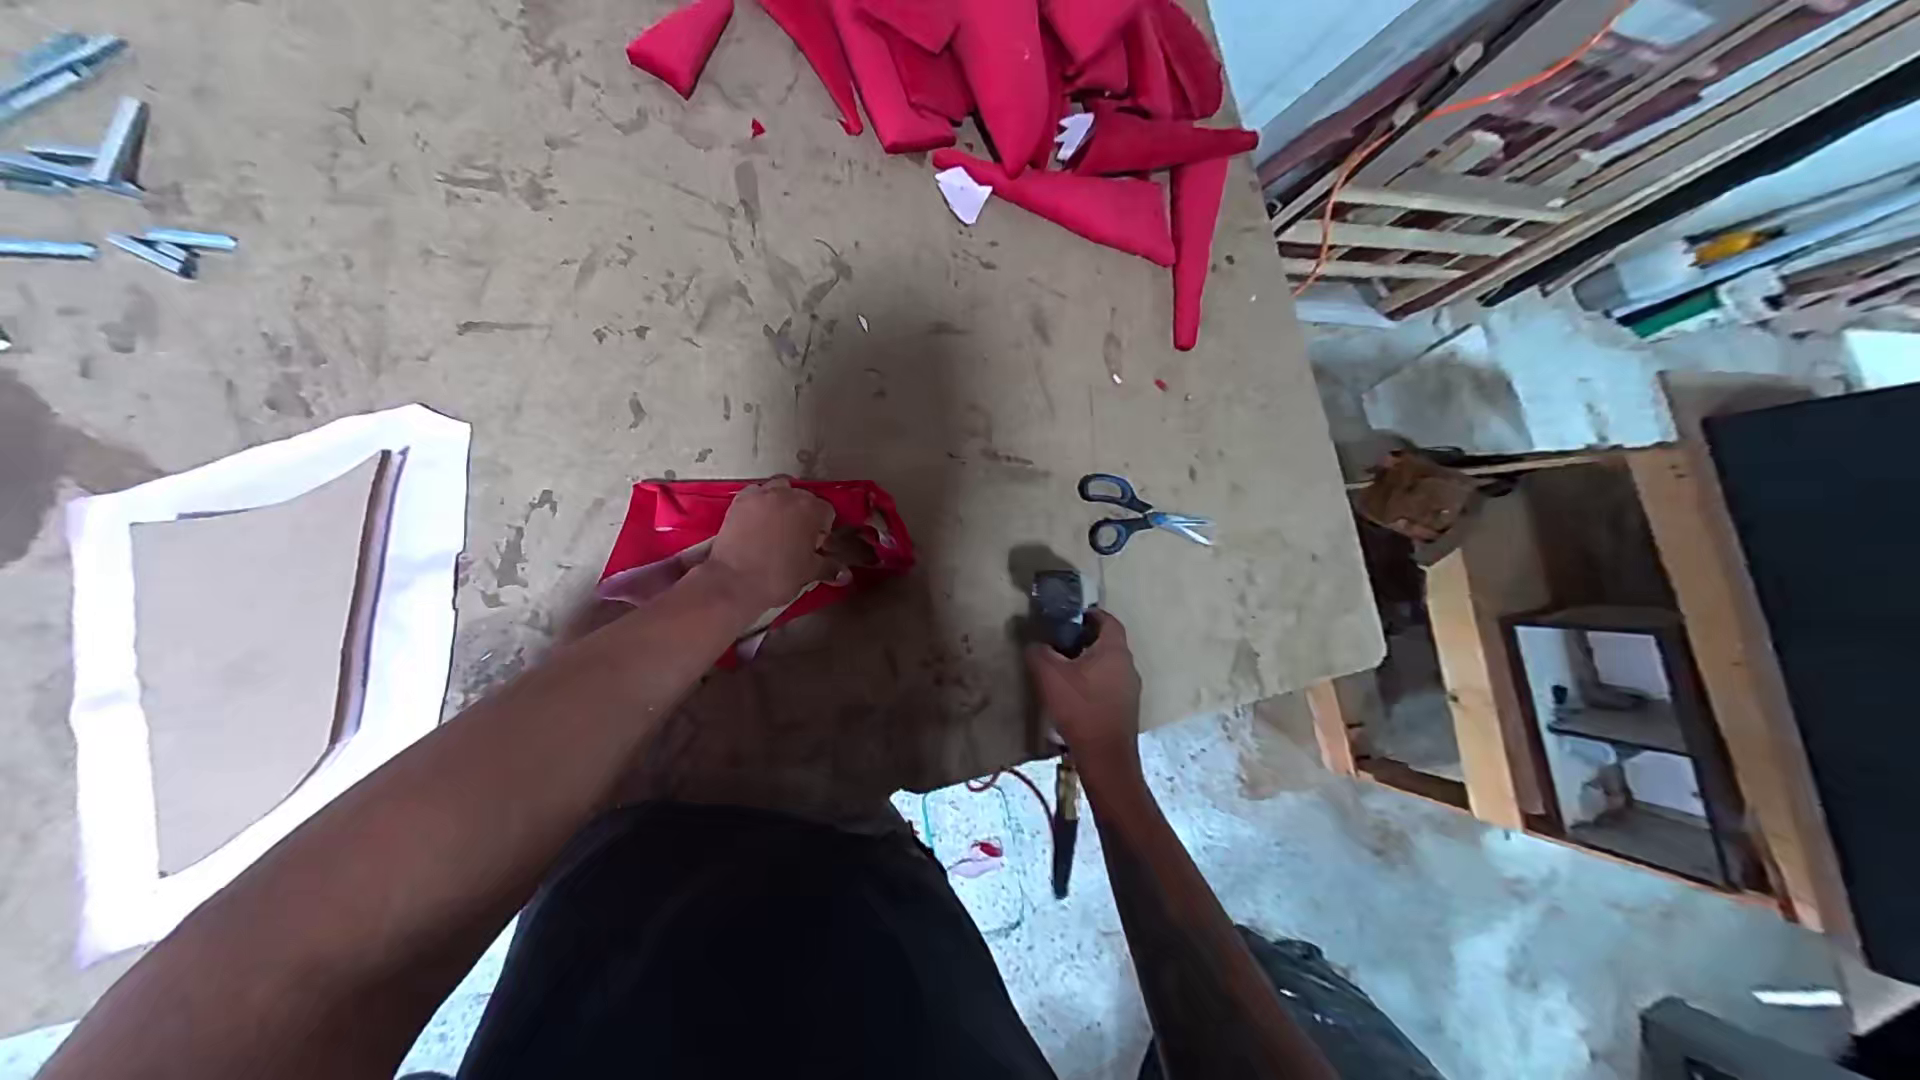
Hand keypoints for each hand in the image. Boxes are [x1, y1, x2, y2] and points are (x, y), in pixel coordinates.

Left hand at [706, 478, 847, 612]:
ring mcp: (761, 496)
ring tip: (779, 526)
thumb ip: (829, 568)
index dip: (824, 530)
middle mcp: (788, 495)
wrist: (734, 582)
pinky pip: (756, 494)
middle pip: (804, 498)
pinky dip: (760, 503)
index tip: (816, 546)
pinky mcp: (739, 502)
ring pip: (779, 490)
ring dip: (783, 503)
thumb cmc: (778, 576)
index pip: (827, 512)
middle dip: (805, 515)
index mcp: (812, 510)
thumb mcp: (809, 573)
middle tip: (798, 540)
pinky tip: (757, 521)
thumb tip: (844, 574)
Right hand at [1025, 610, 1142, 776]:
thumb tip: (1035, 644)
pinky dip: (1094, 681)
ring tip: (1064, 668)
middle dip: (1086, 639)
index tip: (1072, 616)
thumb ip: (1039, 653)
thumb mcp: (1049, 676)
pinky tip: (1075, 693)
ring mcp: (1130, 688)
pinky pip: (1110, 684)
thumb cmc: (1080, 708)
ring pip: (1109, 665)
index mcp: (1114, 651)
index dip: (1091, 614)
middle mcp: (1128, 665)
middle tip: (1061, 642)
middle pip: (1109, 643)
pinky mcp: (1126, 708)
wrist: (1104, 756)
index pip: (1108, 620)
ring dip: (1090, 662)